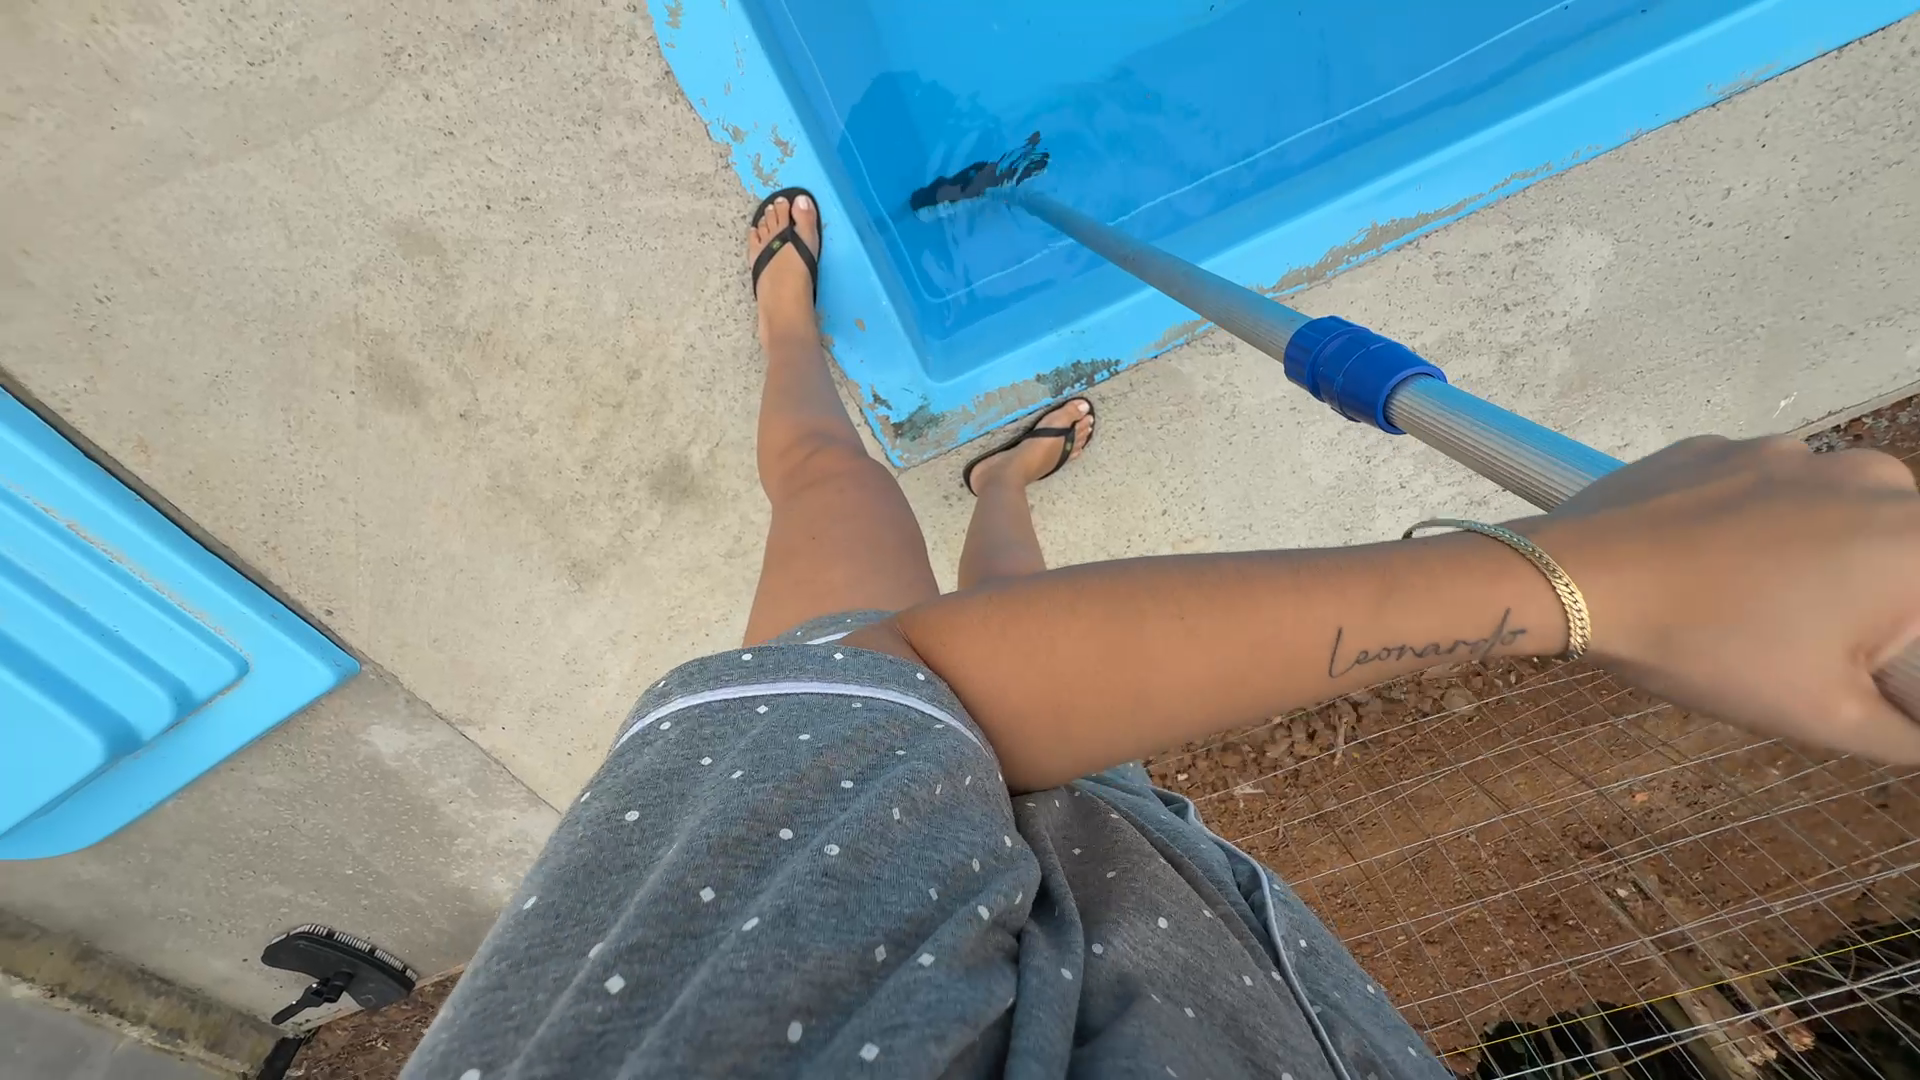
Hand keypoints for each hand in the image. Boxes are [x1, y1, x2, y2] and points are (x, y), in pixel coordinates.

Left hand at [1528, 435, 1919, 761]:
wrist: (1565, 580)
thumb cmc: (1697, 643)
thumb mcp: (1825, 715)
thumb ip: (1913, 732)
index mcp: (1919, 538)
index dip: (1897, 623)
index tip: (1848, 643)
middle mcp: (1864, 475)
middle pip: (1894, 541)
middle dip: (1862, 585)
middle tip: (1787, 624)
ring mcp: (1774, 451)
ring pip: (1817, 506)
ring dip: (1797, 544)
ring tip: (1730, 589)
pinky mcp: (1705, 448)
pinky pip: (1744, 486)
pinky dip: (1730, 514)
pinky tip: (1687, 550)